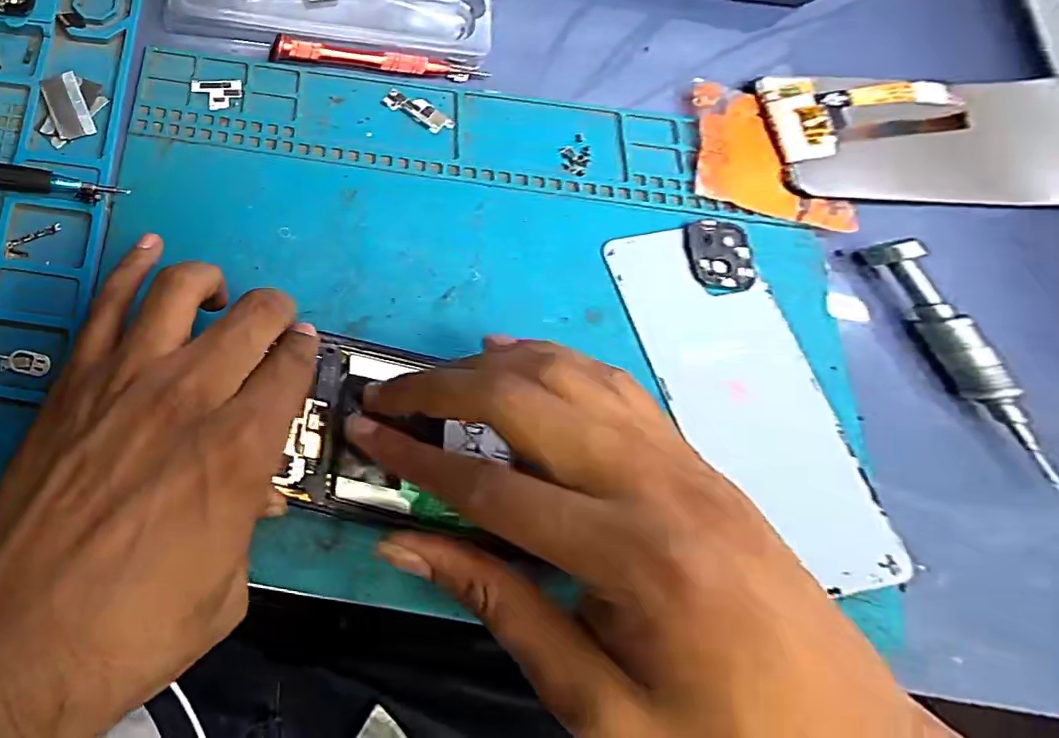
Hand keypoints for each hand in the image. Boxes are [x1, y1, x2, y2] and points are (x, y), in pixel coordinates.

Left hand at [0, 236, 313, 737]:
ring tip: (215, 291)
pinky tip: (149, 248)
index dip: (301, 354)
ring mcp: (128, 374)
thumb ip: (246, 522)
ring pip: (180, 290)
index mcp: (238, 450)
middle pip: (249, 319)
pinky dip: (132, 265)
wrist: (24, 626)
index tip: (299, 350)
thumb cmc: (133, 625)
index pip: (288, 370)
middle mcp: (189, 395)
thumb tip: (257, 488)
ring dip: (209, 280)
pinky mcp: (78, 373)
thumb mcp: (223, 591)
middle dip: (273, 311)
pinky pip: (109, 300)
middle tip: (272, 321)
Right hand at [347, 336, 951, 737]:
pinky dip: (548, 359)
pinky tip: (510, 355)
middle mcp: (660, 486)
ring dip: (488, 365)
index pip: (490, 485)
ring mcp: (685, 462)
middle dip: (438, 389)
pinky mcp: (697, 458)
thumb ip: (496, 605)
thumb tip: (400, 543)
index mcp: (636, 558)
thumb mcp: (599, 704)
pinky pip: (609, 382)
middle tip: (384, 397)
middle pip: (523, 401)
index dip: (413, 457)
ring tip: (434, 377)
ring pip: (566, 373)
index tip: (361, 432)